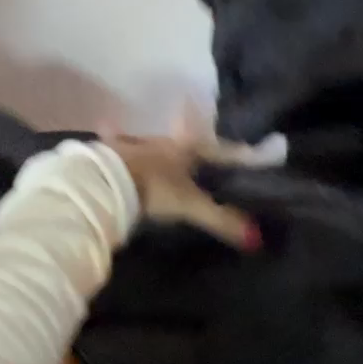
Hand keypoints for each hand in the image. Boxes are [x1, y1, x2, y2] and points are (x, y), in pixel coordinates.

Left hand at [103, 123, 262, 251]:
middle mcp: (161, 142)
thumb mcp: (191, 205)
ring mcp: (134, 145)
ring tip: (159, 141)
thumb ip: (221, 220)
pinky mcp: (110, 153)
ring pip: (149, 140)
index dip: (238, 153)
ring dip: (156, 142)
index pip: (219, 150)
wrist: (106, 180)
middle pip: (183, 140)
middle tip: (202, 136)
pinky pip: (116, 142)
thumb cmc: (154, 187)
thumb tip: (256, 238)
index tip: (255, 151)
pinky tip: (106, 125)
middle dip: (193, 140)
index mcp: (185, 150)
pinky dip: (115, 136)